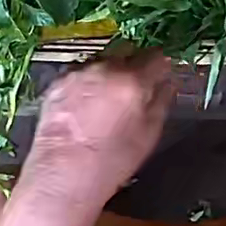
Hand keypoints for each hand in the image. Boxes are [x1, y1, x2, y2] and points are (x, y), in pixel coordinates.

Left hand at [21, 51, 175, 208]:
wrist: (63, 171)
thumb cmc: (112, 160)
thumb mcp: (149, 134)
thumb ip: (161, 101)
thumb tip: (168, 82)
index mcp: (133, 80)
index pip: (156, 56)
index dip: (160, 66)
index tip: (159, 76)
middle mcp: (105, 67)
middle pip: (126, 54)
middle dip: (132, 68)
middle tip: (131, 92)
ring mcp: (79, 71)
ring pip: (101, 62)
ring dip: (108, 74)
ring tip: (104, 102)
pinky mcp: (58, 80)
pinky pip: (80, 73)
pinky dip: (86, 83)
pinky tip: (83, 105)